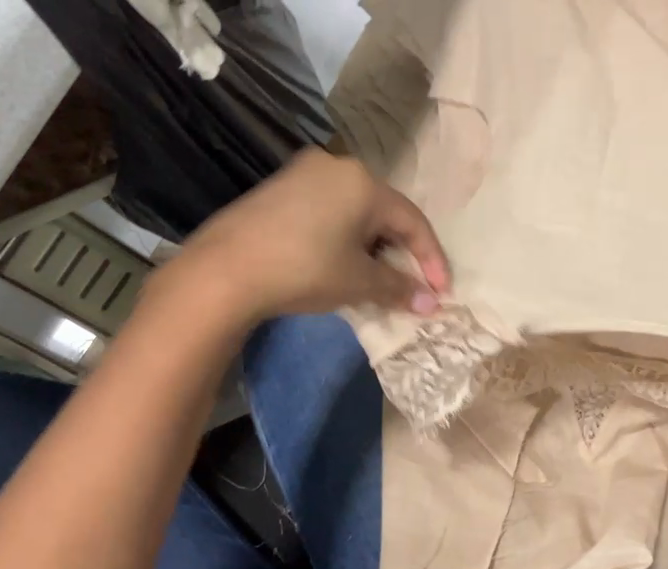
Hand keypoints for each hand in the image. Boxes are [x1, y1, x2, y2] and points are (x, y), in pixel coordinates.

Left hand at [161, 148, 451, 324]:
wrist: (227, 269)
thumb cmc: (306, 269)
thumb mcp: (361, 282)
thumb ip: (400, 288)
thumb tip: (430, 303)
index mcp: (364, 182)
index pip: (414, 222)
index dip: (432, 261)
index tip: (441, 294)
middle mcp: (338, 167)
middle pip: (386, 214)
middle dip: (404, 254)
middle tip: (413, 287)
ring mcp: (306, 174)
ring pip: (358, 213)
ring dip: (376, 248)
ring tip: (381, 281)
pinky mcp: (282, 189)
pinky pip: (333, 212)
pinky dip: (349, 240)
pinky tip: (347, 266)